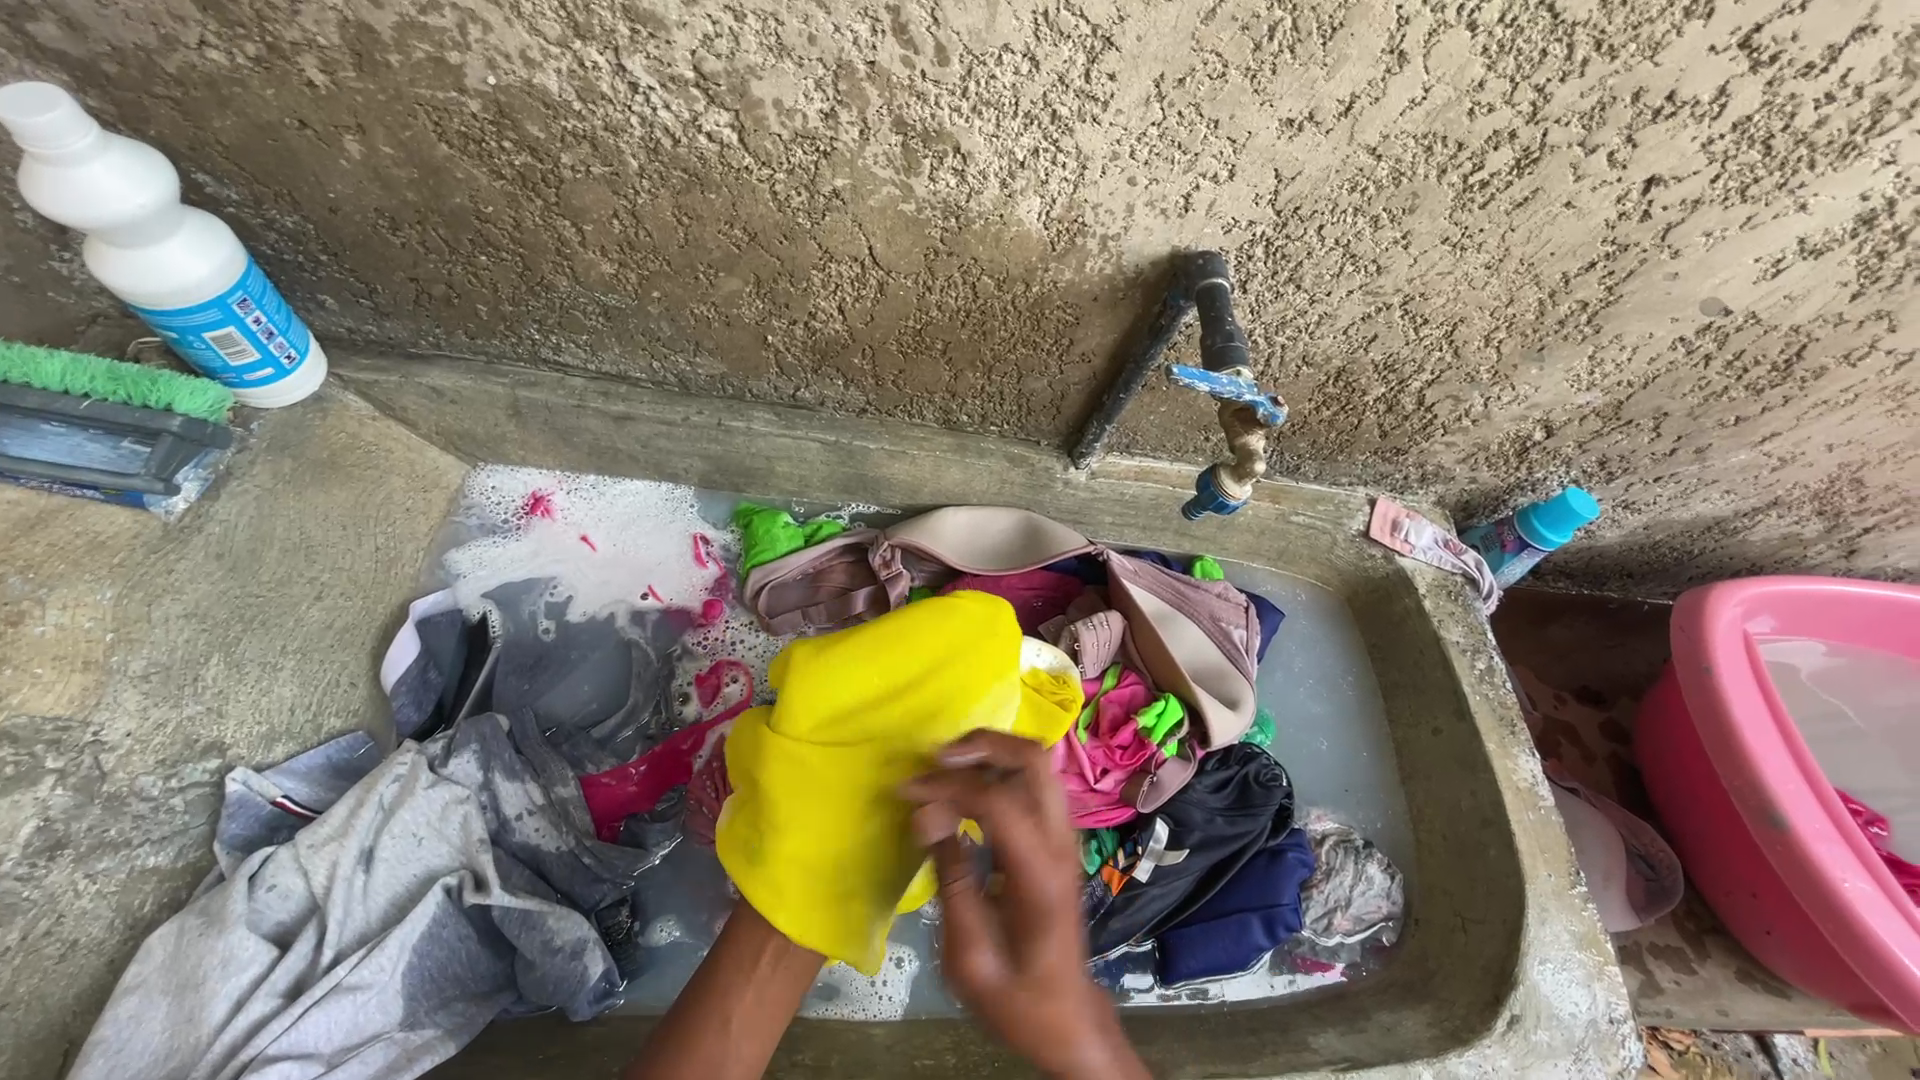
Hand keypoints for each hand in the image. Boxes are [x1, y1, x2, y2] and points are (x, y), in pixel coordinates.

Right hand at [901, 731, 1150, 1079]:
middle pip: (1032, 759)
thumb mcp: (969, 954)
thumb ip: (950, 879)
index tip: (907, 791)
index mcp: (1039, 874)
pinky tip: (966, 784)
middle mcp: (1060, 842)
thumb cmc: (1015, 996)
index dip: (948, 786)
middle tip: (933, 759)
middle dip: (980, 746)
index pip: (998, 800)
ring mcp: (1065, 836)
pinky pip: (1032, 781)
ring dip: (990, 752)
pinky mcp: (1058, 837)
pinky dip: (998, 768)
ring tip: (944, 766)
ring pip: (1036, 763)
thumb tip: (925, 814)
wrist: (1066, 1016)